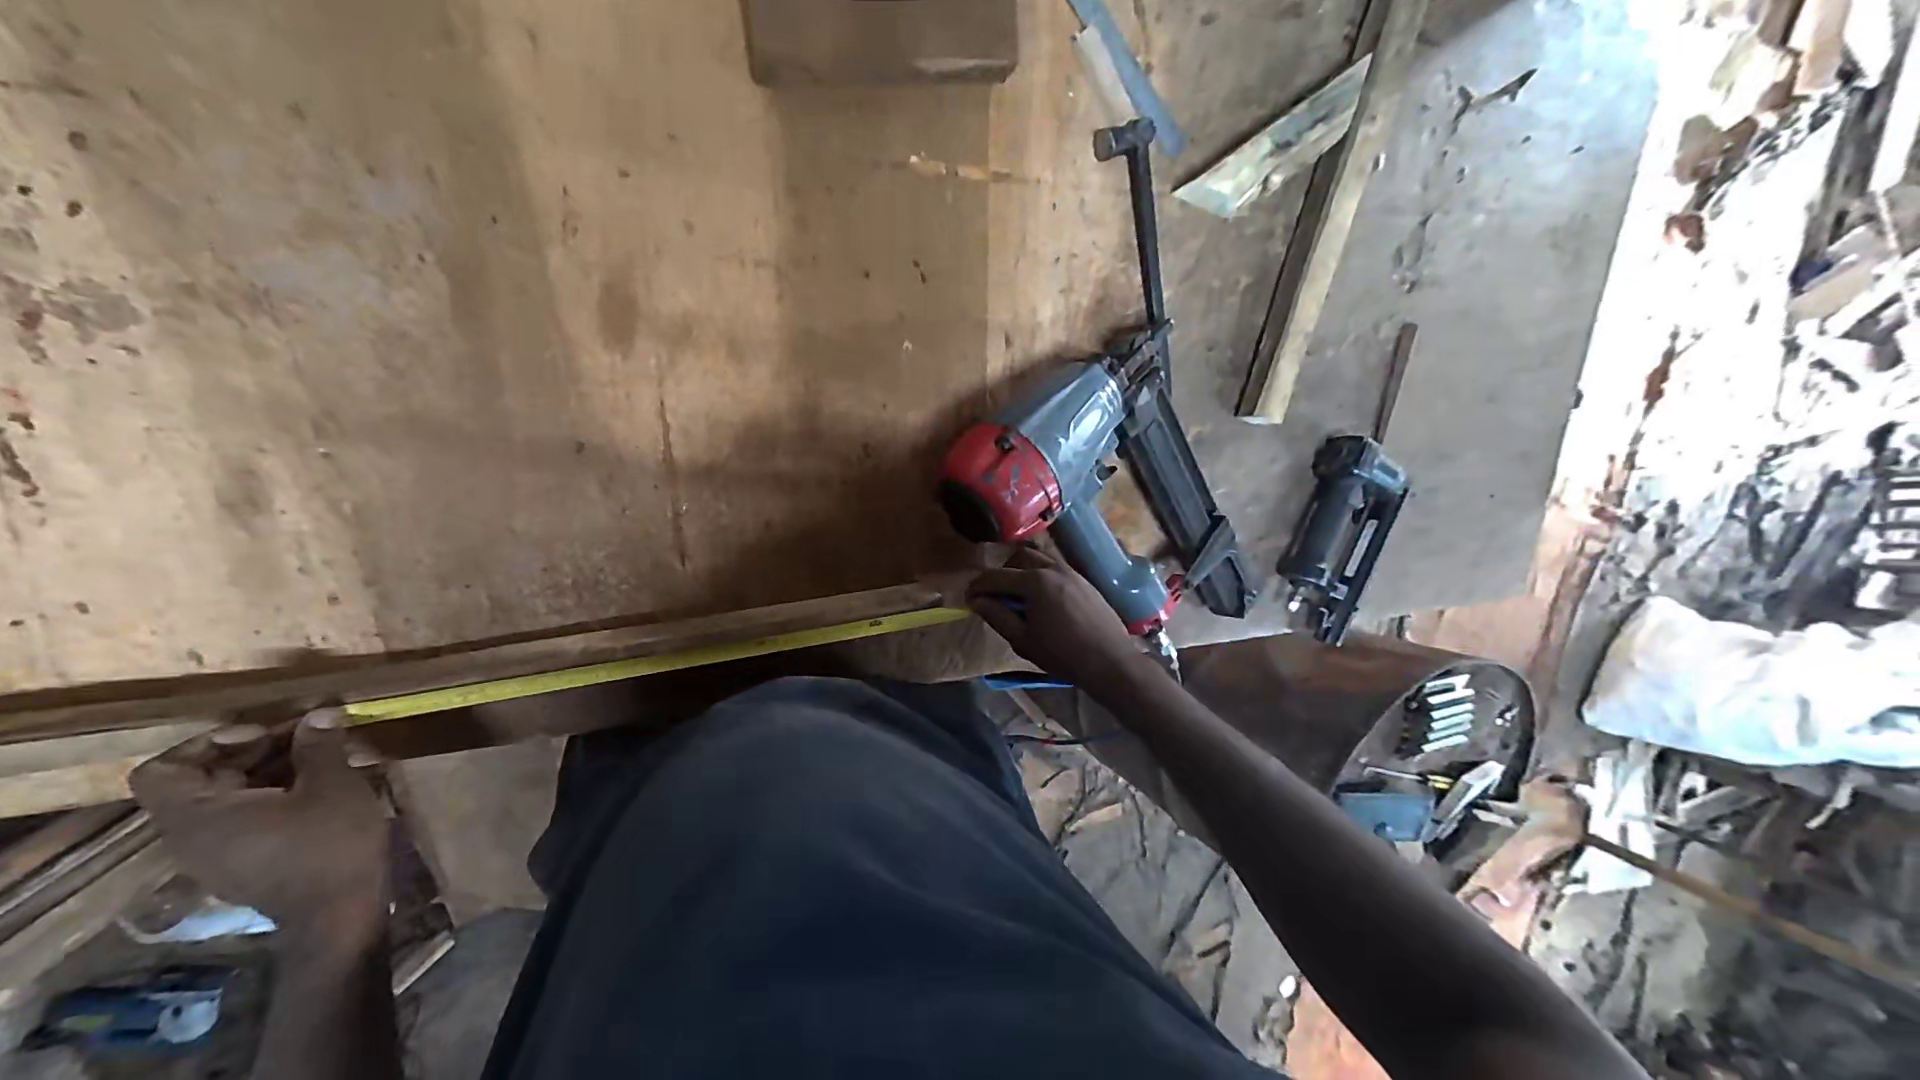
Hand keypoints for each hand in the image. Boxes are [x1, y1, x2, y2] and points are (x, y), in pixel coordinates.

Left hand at [130, 709, 389, 942]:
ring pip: (233, 797)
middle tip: (312, 735)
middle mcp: (193, 835)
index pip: (162, 770)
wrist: (339, 910)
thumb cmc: (328, 843)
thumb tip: (318, 715)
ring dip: (277, 770)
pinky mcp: (247, 862)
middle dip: (259, 750)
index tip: (265, 734)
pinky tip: (326, 787)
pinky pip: (249, 816)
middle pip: (204, 778)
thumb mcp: (332, 785)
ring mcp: (219, 853)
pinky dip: (281, 794)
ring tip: (328, 756)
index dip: (209, 743)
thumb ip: (318, 746)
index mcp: (197, 816)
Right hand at [967, 546, 1149, 685]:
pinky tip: (1041, 600)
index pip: (997, 576)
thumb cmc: (1062, 654)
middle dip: (1002, 572)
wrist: (1109, 661)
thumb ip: (997, 616)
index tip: (968, 598)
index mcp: (1035, 582)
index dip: (978, 586)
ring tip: (1018, 595)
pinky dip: (1041, 575)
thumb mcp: (1022, 639)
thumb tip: (976, 601)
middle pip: (1019, 557)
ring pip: (1040, 559)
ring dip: (1023, 571)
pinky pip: (1055, 568)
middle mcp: (1053, 568)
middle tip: (994, 594)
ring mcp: (1072, 572)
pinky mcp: (1084, 581)